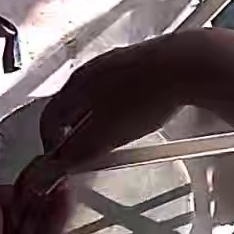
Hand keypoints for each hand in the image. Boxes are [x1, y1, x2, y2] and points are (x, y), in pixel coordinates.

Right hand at [13, 31, 226, 199]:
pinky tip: (142, 114)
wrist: (186, 65)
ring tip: (115, 136)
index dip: (51, 145)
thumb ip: (74, 155)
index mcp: (75, 85)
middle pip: (71, 104)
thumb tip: (46, 172)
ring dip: (99, 117)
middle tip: (87, 152)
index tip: (62, 163)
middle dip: (75, 131)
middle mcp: (91, 68)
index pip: (48, 118)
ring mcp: (118, 61)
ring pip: (98, 94)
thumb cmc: (144, 98)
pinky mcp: (144, 60)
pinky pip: (124, 86)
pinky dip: (124, 104)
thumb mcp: (105, 136)